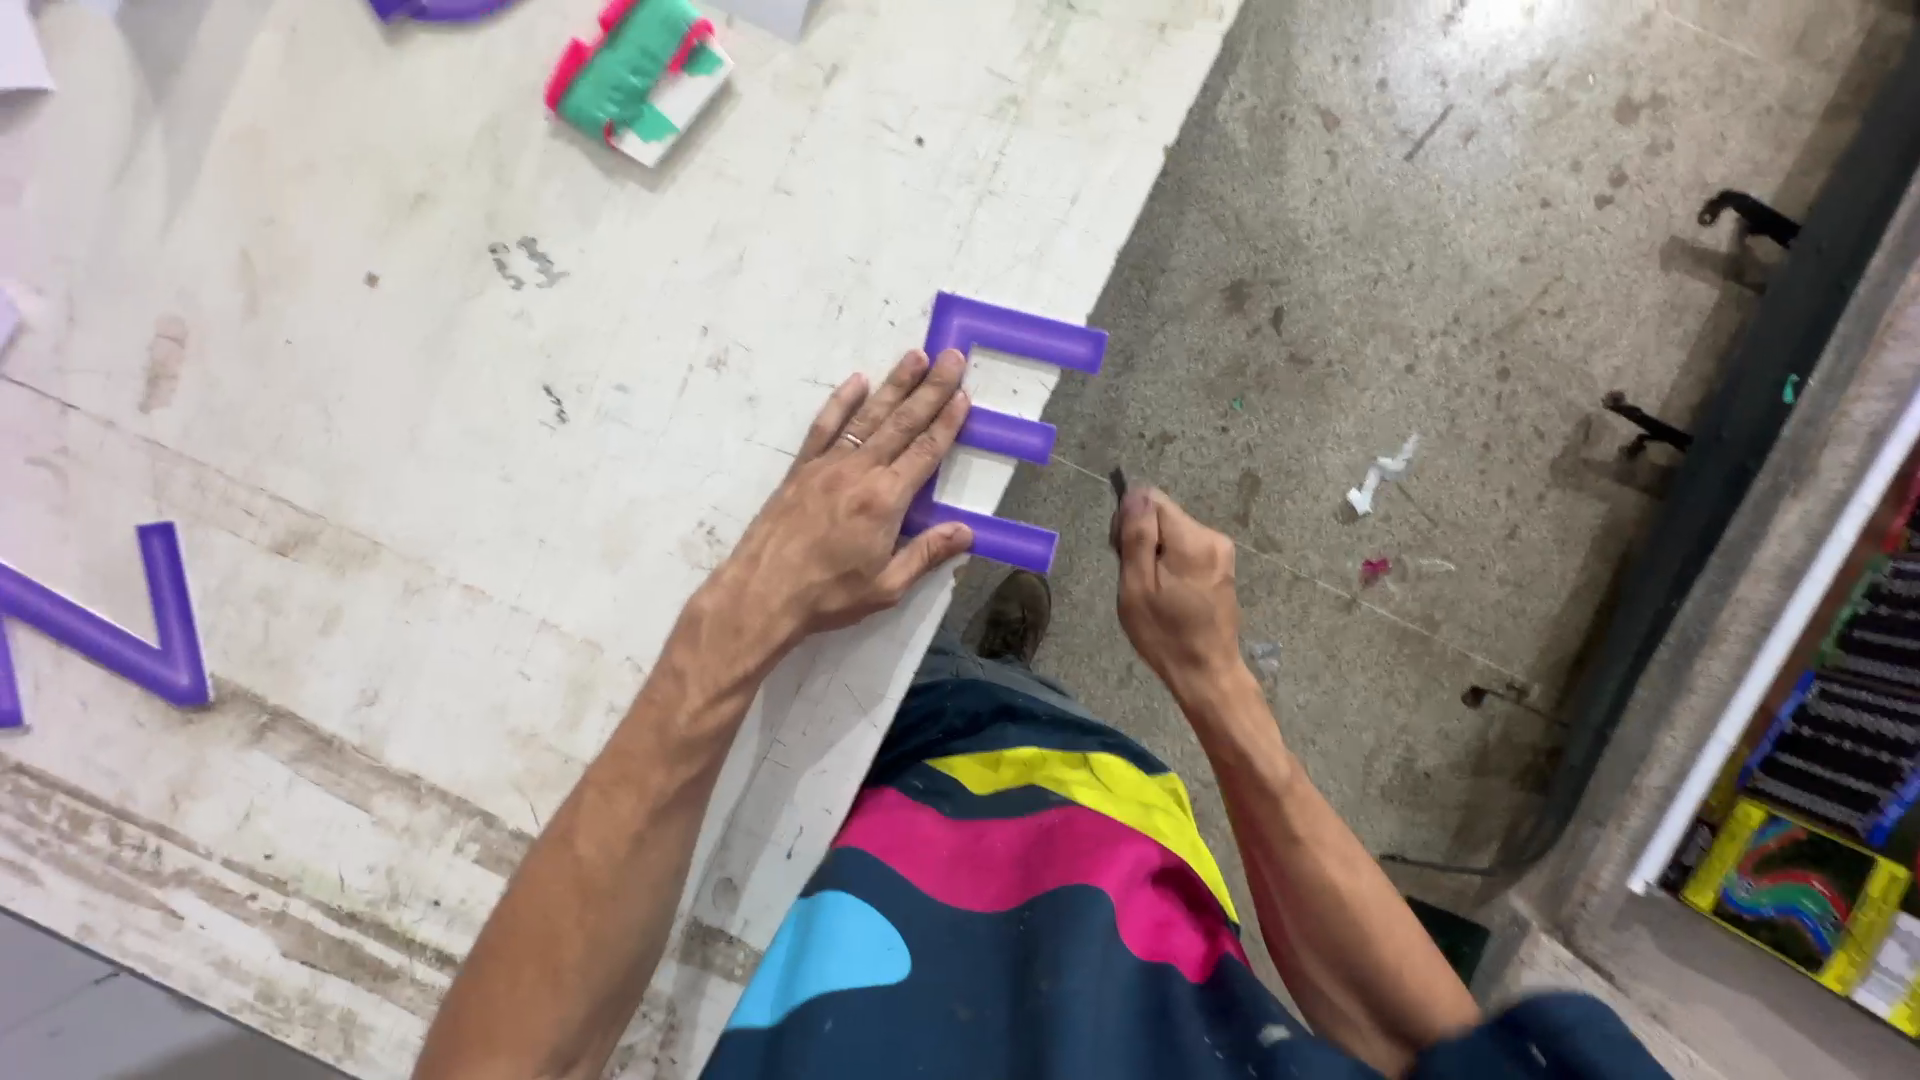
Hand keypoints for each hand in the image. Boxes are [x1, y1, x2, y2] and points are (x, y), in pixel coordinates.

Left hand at [700, 349, 974, 650]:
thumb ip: (926, 553)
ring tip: (914, 357)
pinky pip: (825, 427)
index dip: (947, 423)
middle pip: (902, 423)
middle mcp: (859, 472)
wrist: (761, 594)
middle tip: (951, 357)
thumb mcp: (887, 586)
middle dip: (930, 389)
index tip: (963, 394)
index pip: (925, 452)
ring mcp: (827, 466)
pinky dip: (842, 402)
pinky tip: (857, 382)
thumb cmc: (828, 596)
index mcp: (885, 500)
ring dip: (893, 385)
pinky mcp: (801, 469)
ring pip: (867, 416)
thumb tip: (966, 531)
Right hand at [1112, 487, 1246, 700]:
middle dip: (1142, 537)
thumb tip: (1134, 493)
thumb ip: (1136, 536)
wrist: (1206, 671)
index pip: (1151, 499)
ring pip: (1172, 531)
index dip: (1128, 520)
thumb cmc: (1164, 634)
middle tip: (1135, 578)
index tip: (1122, 554)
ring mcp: (1221, 551)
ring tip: (1151, 590)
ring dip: (1154, 552)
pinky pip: (1185, 547)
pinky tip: (1168, 592)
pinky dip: (1170, 562)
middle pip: (1162, 514)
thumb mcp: (1137, 586)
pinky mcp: (1222, 564)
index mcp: (1191, 540)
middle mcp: (1212, 536)